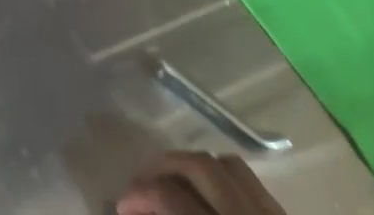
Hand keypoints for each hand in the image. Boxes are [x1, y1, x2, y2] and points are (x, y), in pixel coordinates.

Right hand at [116, 152, 288, 214]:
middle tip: (143, 186)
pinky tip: (209, 200)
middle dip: (163, 167)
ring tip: (174, 184)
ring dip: (194, 168)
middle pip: (200, 166)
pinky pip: (251, 183)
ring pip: (229, 166)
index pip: (169, 197)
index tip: (122, 208)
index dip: (138, 196)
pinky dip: (223, 180)